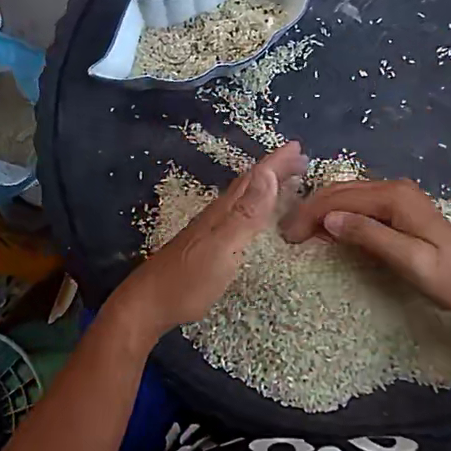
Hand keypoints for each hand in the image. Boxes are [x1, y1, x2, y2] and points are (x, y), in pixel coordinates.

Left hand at [109, 142, 307, 341]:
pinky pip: (241, 215)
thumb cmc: (188, 279)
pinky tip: (259, 216)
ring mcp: (213, 229)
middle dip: (274, 169)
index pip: (254, 178)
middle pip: (250, 184)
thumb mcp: (222, 247)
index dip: (276, 162)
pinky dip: (256, 207)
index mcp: (225, 211)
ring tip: (286, 181)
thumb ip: (246, 213)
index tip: (298, 146)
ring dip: (266, 186)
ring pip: (245, 198)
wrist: (150, 304)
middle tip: (300, 159)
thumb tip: (267, 174)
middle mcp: (219, 214)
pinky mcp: (210, 245)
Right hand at [281, 179, 450, 318]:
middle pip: (340, 190)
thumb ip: (369, 236)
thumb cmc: (445, 277)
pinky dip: (337, 213)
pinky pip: (358, 202)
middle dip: (310, 209)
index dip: (310, 214)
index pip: (339, 198)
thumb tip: (329, 220)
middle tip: (288, 235)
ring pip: (347, 194)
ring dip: (321, 210)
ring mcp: (396, 195)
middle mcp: (393, 187)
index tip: (290, 237)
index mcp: (394, 197)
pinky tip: (327, 229)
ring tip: (301, 233)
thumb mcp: (408, 260)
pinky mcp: (397, 206)